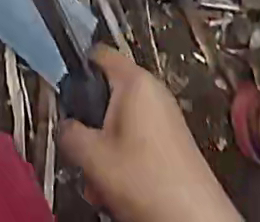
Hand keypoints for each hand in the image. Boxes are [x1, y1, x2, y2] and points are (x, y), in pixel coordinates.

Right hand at [58, 47, 240, 221]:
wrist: (196, 221)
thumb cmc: (145, 180)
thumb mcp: (93, 157)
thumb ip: (68, 133)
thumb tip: (64, 126)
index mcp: (134, 81)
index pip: (98, 54)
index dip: (76, 68)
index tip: (64, 94)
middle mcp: (152, 90)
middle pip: (108, 94)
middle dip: (91, 125)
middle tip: (83, 152)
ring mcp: (165, 115)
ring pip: (120, 121)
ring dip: (104, 148)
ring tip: (100, 182)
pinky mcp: (172, 141)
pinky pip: (137, 138)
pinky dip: (123, 158)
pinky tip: (118, 189)